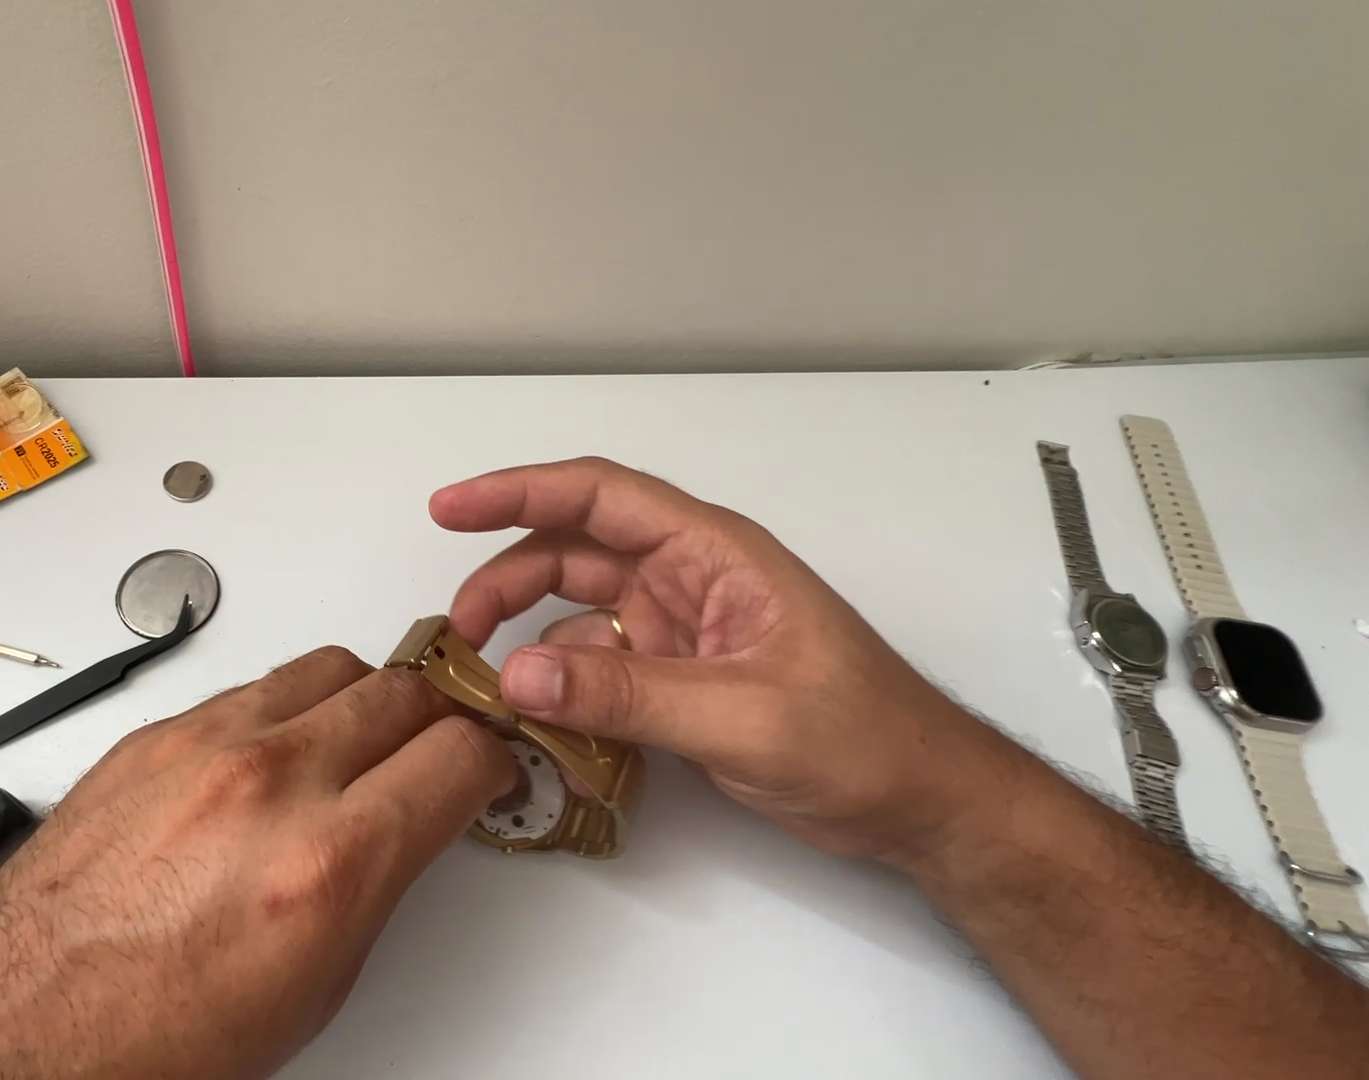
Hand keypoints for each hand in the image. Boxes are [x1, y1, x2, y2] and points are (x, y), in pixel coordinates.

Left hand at [0, 649, 511, 1079]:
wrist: (12, 1035)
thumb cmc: (154, 1041)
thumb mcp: (316, 983)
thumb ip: (379, 876)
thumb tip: (410, 814)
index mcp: (327, 865)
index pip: (458, 755)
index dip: (492, 756)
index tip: (490, 764)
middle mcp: (270, 784)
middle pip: (406, 692)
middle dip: (440, 717)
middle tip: (439, 742)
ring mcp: (207, 744)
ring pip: (336, 666)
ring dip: (369, 698)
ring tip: (361, 737)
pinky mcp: (158, 731)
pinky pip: (259, 686)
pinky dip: (293, 706)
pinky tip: (280, 750)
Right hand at [431, 457, 1029, 864]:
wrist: (919, 805)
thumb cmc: (860, 740)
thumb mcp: (741, 717)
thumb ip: (627, 696)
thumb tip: (513, 679)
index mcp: (709, 551)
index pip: (598, 497)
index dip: (518, 491)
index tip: (449, 507)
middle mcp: (683, 576)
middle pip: (571, 552)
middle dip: (506, 581)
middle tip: (458, 631)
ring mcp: (674, 626)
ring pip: (575, 611)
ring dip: (528, 639)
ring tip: (489, 686)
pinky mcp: (670, 674)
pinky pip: (594, 665)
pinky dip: (560, 687)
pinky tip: (542, 722)